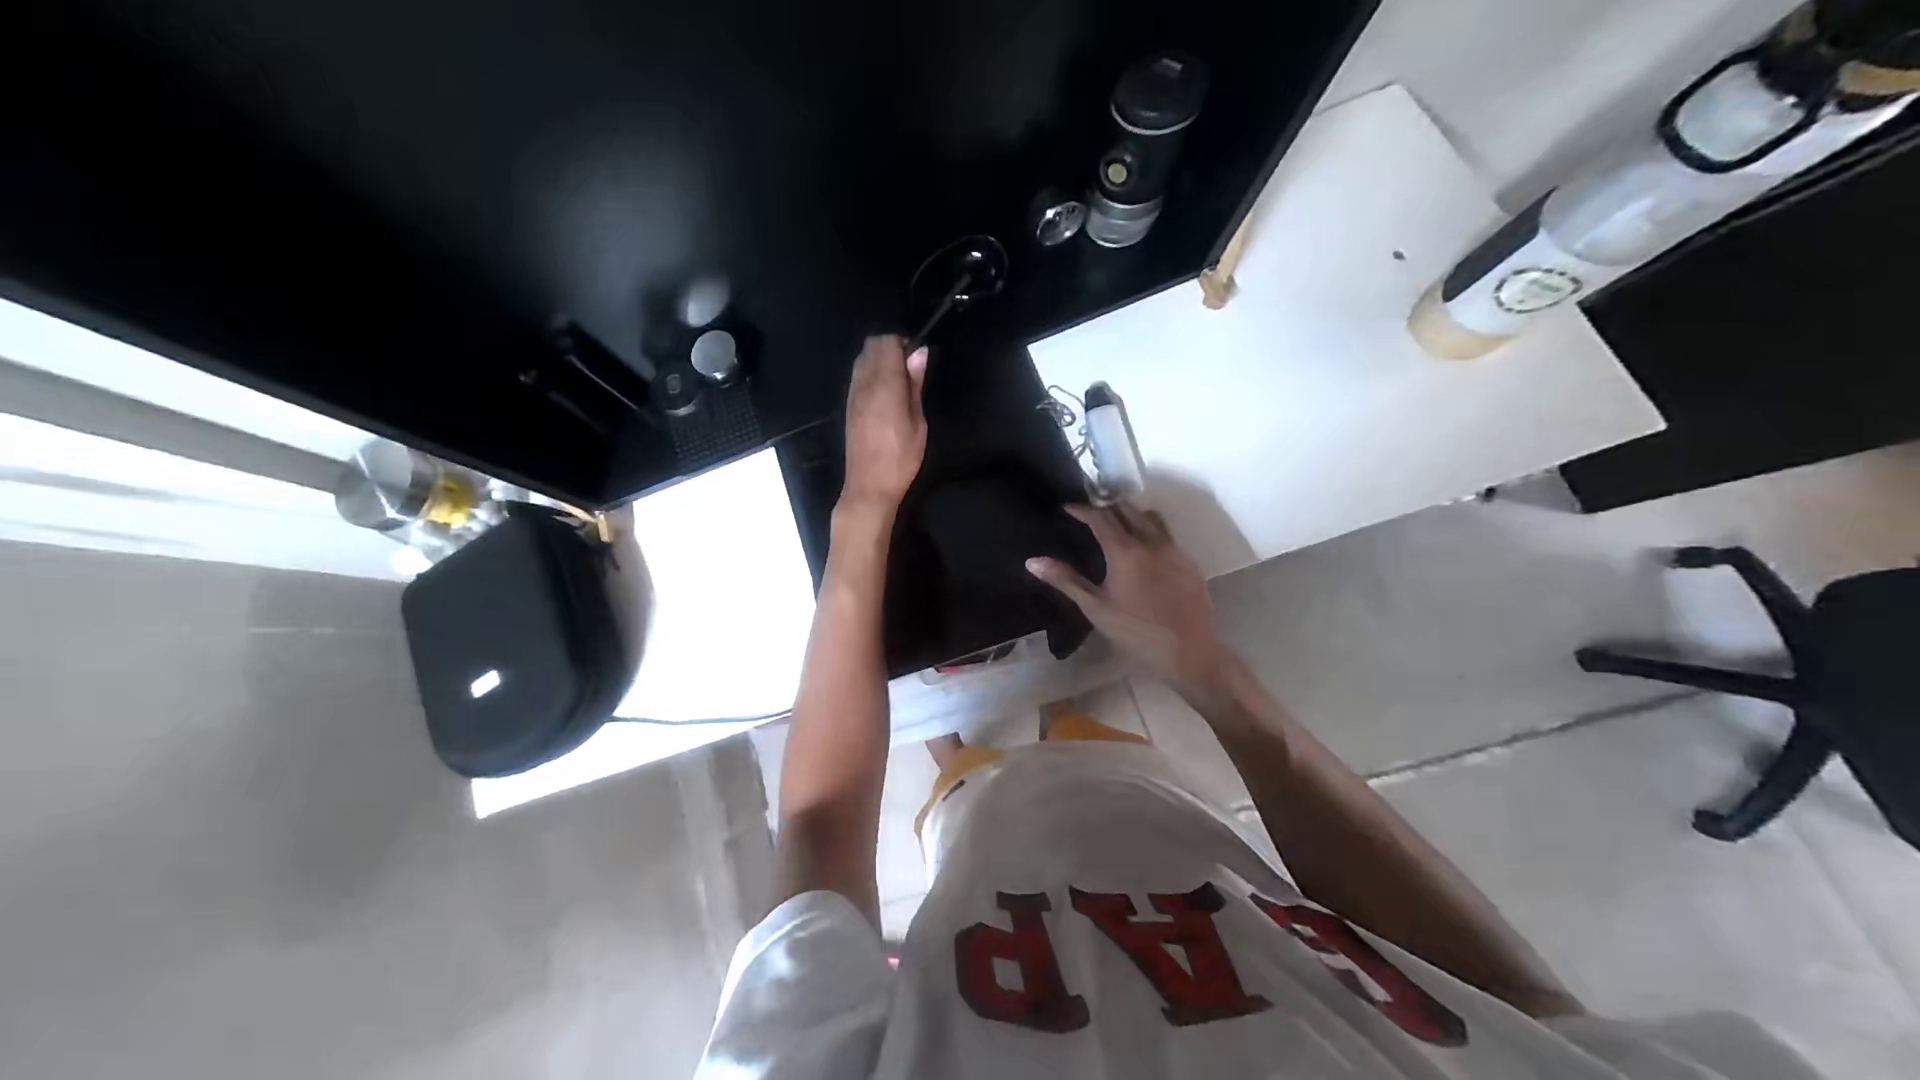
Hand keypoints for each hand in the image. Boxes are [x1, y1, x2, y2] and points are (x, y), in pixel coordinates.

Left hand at [839, 334, 928, 513]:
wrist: (869, 486)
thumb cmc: (901, 458)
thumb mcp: (917, 422)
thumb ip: (915, 384)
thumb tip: (919, 353)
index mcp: (884, 385)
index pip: (887, 343)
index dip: (903, 342)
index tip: (917, 357)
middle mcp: (864, 384)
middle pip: (872, 345)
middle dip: (891, 347)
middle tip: (909, 367)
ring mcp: (853, 394)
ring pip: (862, 358)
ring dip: (879, 359)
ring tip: (899, 380)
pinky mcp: (848, 405)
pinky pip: (857, 375)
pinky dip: (870, 372)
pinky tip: (885, 392)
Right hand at [1027, 504, 1228, 692]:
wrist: (1188, 652)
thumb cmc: (1135, 632)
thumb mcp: (1095, 608)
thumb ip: (1066, 580)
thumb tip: (1033, 561)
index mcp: (1125, 551)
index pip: (1101, 517)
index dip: (1082, 509)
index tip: (1068, 508)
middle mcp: (1152, 542)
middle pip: (1127, 509)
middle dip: (1107, 506)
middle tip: (1090, 512)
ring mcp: (1175, 550)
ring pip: (1151, 517)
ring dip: (1131, 513)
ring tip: (1117, 525)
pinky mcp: (1189, 562)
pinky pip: (1167, 535)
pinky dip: (1149, 531)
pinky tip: (1142, 550)